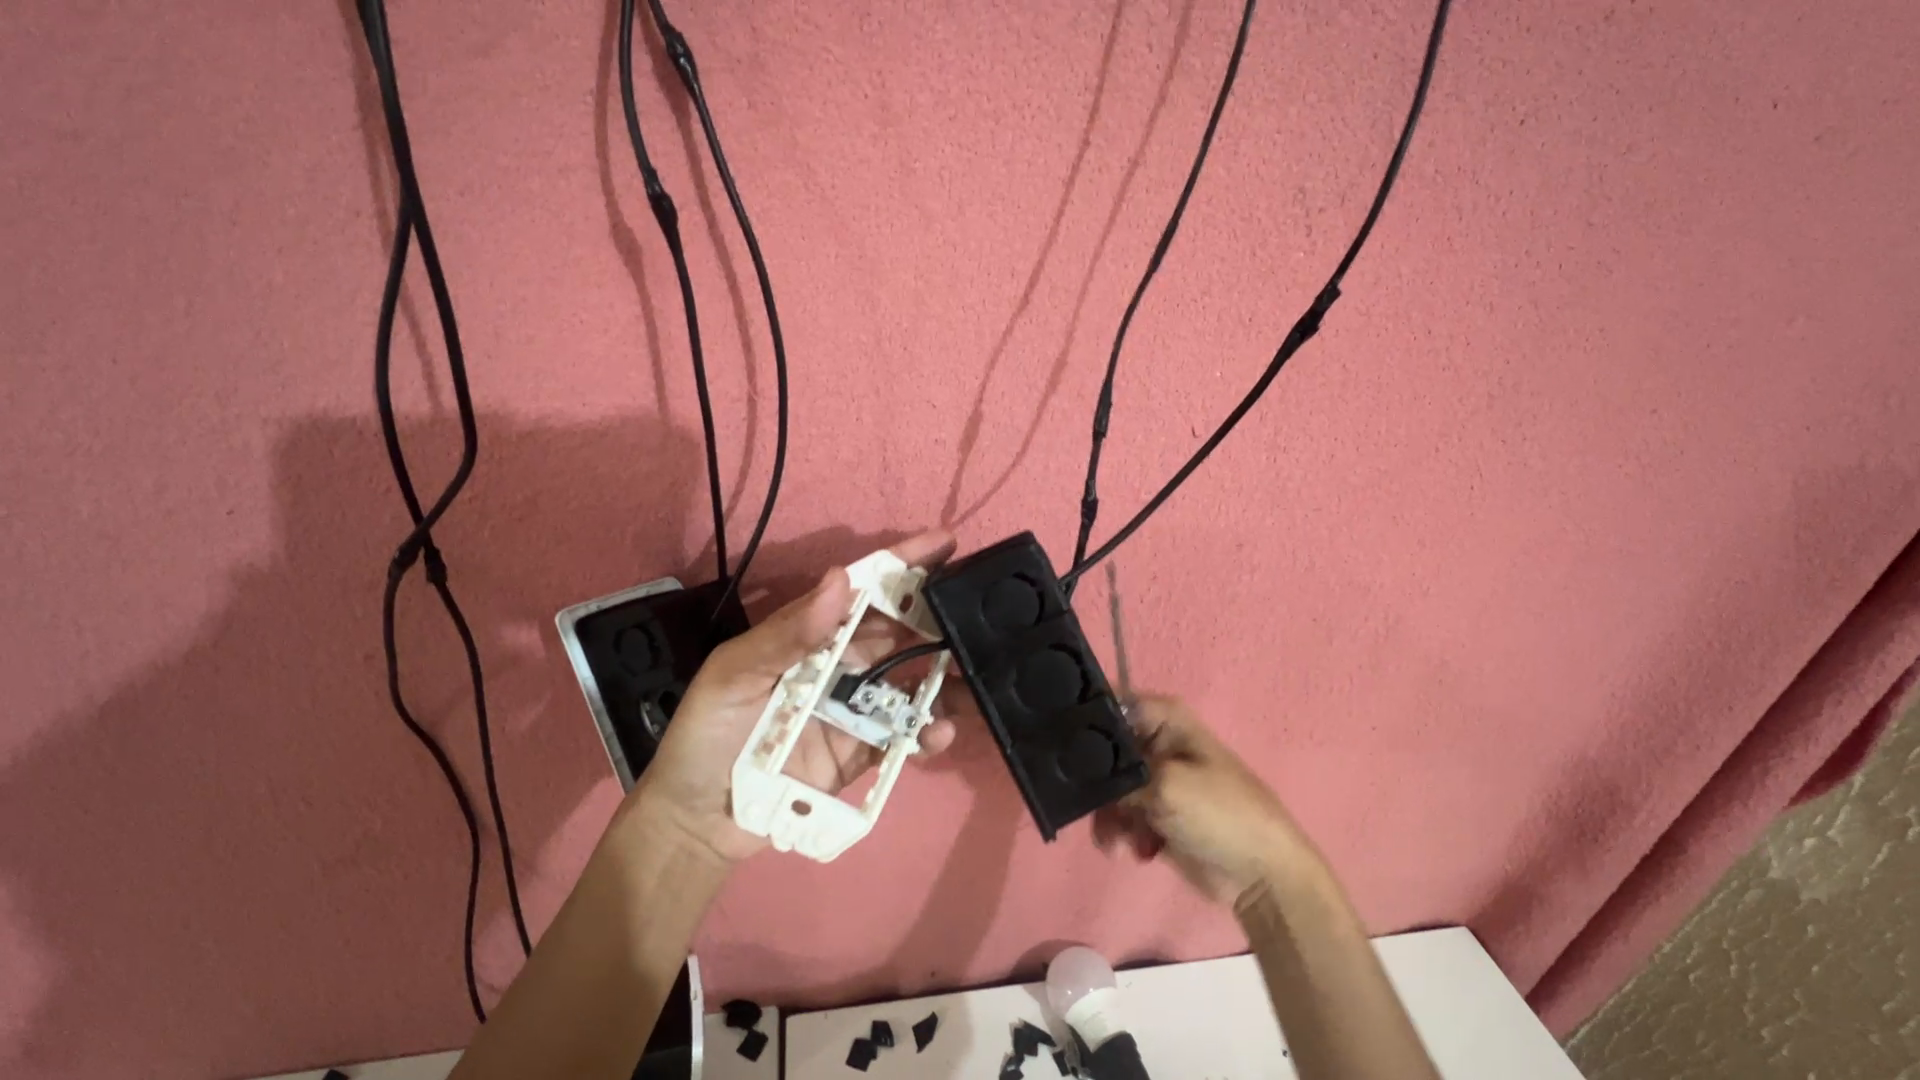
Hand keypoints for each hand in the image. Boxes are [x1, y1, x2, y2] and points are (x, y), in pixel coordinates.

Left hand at [629, 531, 963, 864]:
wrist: (696, 822)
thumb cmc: (706, 736)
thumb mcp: (733, 676)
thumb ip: (786, 633)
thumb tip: (841, 577)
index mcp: (807, 636)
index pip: (859, 590)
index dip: (900, 565)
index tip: (945, 544)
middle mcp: (837, 665)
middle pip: (896, 631)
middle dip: (936, 617)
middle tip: (978, 612)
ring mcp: (853, 710)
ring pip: (910, 682)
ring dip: (944, 675)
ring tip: (976, 673)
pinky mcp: (862, 753)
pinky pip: (904, 736)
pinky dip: (927, 732)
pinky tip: (939, 731)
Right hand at [1095, 696, 1317, 905]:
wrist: (1261, 875)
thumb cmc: (1221, 814)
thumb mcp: (1166, 786)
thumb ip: (1118, 776)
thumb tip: (1081, 773)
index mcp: (1167, 720)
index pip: (1112, 703)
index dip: (1086, 720)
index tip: (1062, 745)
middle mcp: (1157, 744)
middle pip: (1102, 751)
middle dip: (1095, 782)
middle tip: (1094, 806)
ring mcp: (1155, 782)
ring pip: (1107, 790)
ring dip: (1108, 817)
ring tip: (1117, 841)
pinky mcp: (1154, 817)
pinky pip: (1119, 818)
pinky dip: (1121, 834)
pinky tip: (1134, 851)